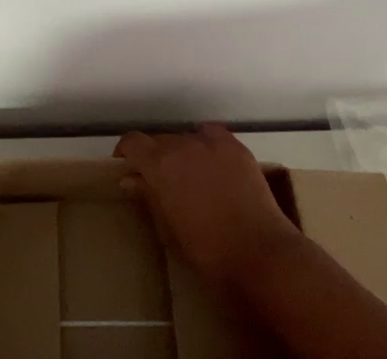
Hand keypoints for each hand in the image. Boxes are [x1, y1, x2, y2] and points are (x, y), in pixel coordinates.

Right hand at [114, 124, 300, 283]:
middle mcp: (183, 145)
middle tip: (160, 182)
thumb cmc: (207, 250)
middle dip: (154, 156)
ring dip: (180, 152)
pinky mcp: (236, 147)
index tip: (126, 168)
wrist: (260, 252)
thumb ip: (149, 197)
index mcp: (161, 165)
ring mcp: (212, 143)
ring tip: (190, 175)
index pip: (133, 142)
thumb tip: (130, 180)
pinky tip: (210, 160)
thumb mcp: (169, 229)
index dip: (126, 153)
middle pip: (159, 139)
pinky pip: (212, 134)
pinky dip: (205, 142)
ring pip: (185, 137)